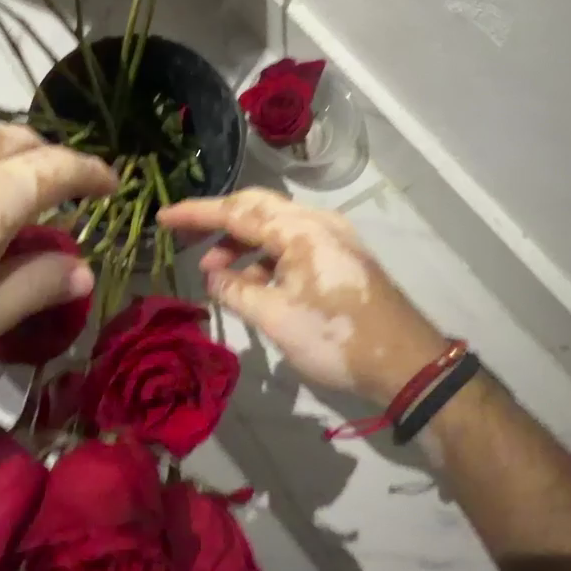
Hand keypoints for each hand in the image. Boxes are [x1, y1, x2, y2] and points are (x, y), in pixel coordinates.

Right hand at [158, 188, 448, 404]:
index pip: (236, 212)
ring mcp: (332, 236)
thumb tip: (213, 276)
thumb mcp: (275, 318)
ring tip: (214, 271)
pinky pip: (292, 242)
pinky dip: (265, 255)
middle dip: (218, 221)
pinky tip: (250, 280)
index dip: (196, 214)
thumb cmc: (336, 338)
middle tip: (185, 238)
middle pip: (256, 207)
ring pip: (274, 225)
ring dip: (241, 242)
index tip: (164, 218)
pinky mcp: (340, 255)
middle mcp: (316, 222)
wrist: (406, 362)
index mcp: (299, 229)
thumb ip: (236, 291)